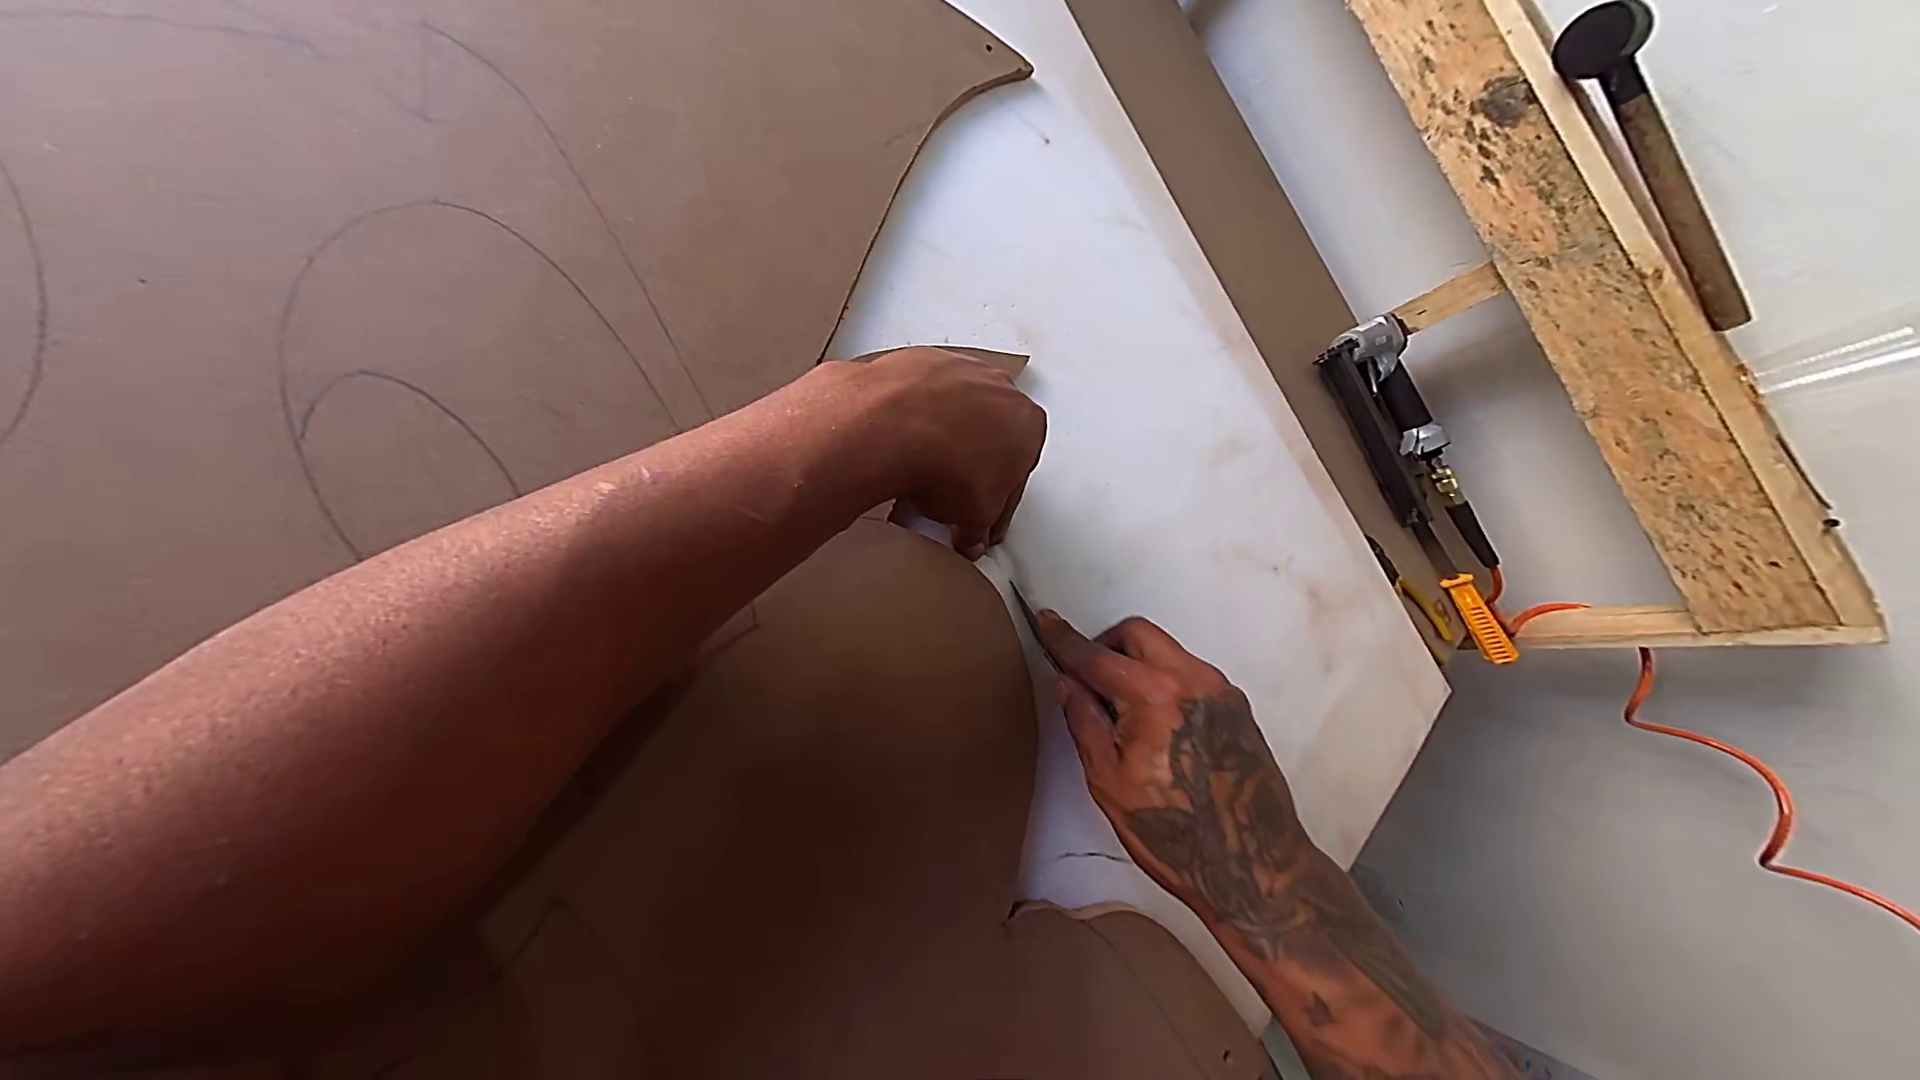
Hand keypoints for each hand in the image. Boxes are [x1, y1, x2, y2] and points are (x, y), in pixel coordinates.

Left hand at [819, 347, 1044, 560]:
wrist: (895, 428)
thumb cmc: (946, 461)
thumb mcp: (976, 516)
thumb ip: (979, 528)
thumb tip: (970, 534)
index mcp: (1028, 424)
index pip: (1017, 474)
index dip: (999, 505)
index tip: (982, 519)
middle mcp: (998, 388)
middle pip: (988, 436)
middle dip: (972, 465)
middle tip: (951, 496)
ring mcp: (958, 371)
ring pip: (953, 413)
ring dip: (941, 438)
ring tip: (918, 471)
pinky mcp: (917, 362)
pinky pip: (917, 397)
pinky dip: (909, 418)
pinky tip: (896, 444)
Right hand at [1038, 613, 1514, 1076]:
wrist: (1258, 869)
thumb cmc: (1175, 833)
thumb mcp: (1109, 780)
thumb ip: (1084, 721)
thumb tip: (1068, 682)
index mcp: (1154, 695)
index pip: (1097, 655)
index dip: (1064, 639)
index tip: (1046, 621)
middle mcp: (1192, 679)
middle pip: (1137, 632)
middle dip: (1105, 642)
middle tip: (1087, 677)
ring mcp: (1220, 690)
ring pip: (1165, 649)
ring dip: (1135, 660)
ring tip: (1121, 707)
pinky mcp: (1237, 706)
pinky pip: (1188, 671)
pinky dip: (1161, 677)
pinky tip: (1154, 720)